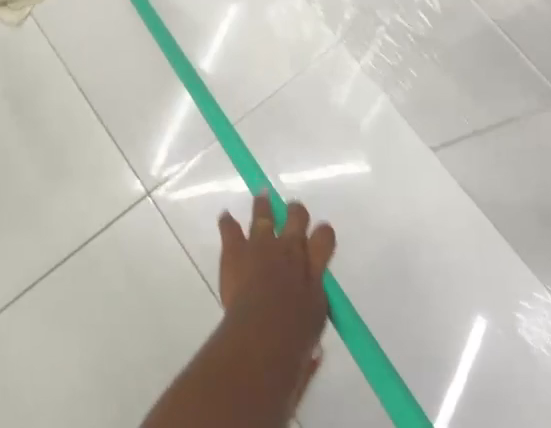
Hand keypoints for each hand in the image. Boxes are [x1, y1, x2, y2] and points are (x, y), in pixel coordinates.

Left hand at [217, 192, 336, 404]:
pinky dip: (227, 222)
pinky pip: (231, 228)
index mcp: (315, 269)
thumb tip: (313, 355)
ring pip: (265, 214)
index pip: (325, 238)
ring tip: (261, 196)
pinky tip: (225, 216)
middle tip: (291, 211)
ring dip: (263, 206)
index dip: (323, 234)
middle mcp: (292, 249)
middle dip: (294, 212)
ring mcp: (263, 245)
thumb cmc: (295, 338)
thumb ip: (311, 342)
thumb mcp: (310, 338)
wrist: (264, 328)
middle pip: (296, 217)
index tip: (320, 235)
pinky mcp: (237, 249)